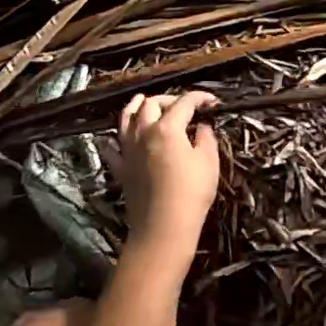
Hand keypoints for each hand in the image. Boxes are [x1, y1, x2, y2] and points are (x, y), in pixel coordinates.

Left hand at [112, 91, 219, 269]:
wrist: (162, 228)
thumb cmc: (191, 194)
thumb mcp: (208, 162)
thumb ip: (206, 137)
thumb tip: (202, 125)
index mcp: (167, 128)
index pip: (184, 103)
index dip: (199, 98)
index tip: (212, 101)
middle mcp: (143, 132)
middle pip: (151, 104)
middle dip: (167, 99)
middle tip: (182, 105)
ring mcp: (128, 150)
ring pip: (126, 118)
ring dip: (136, 106)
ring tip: (142, 101)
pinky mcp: (120, 167)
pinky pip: (113, 147)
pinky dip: (115, 139)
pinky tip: (117, 139)